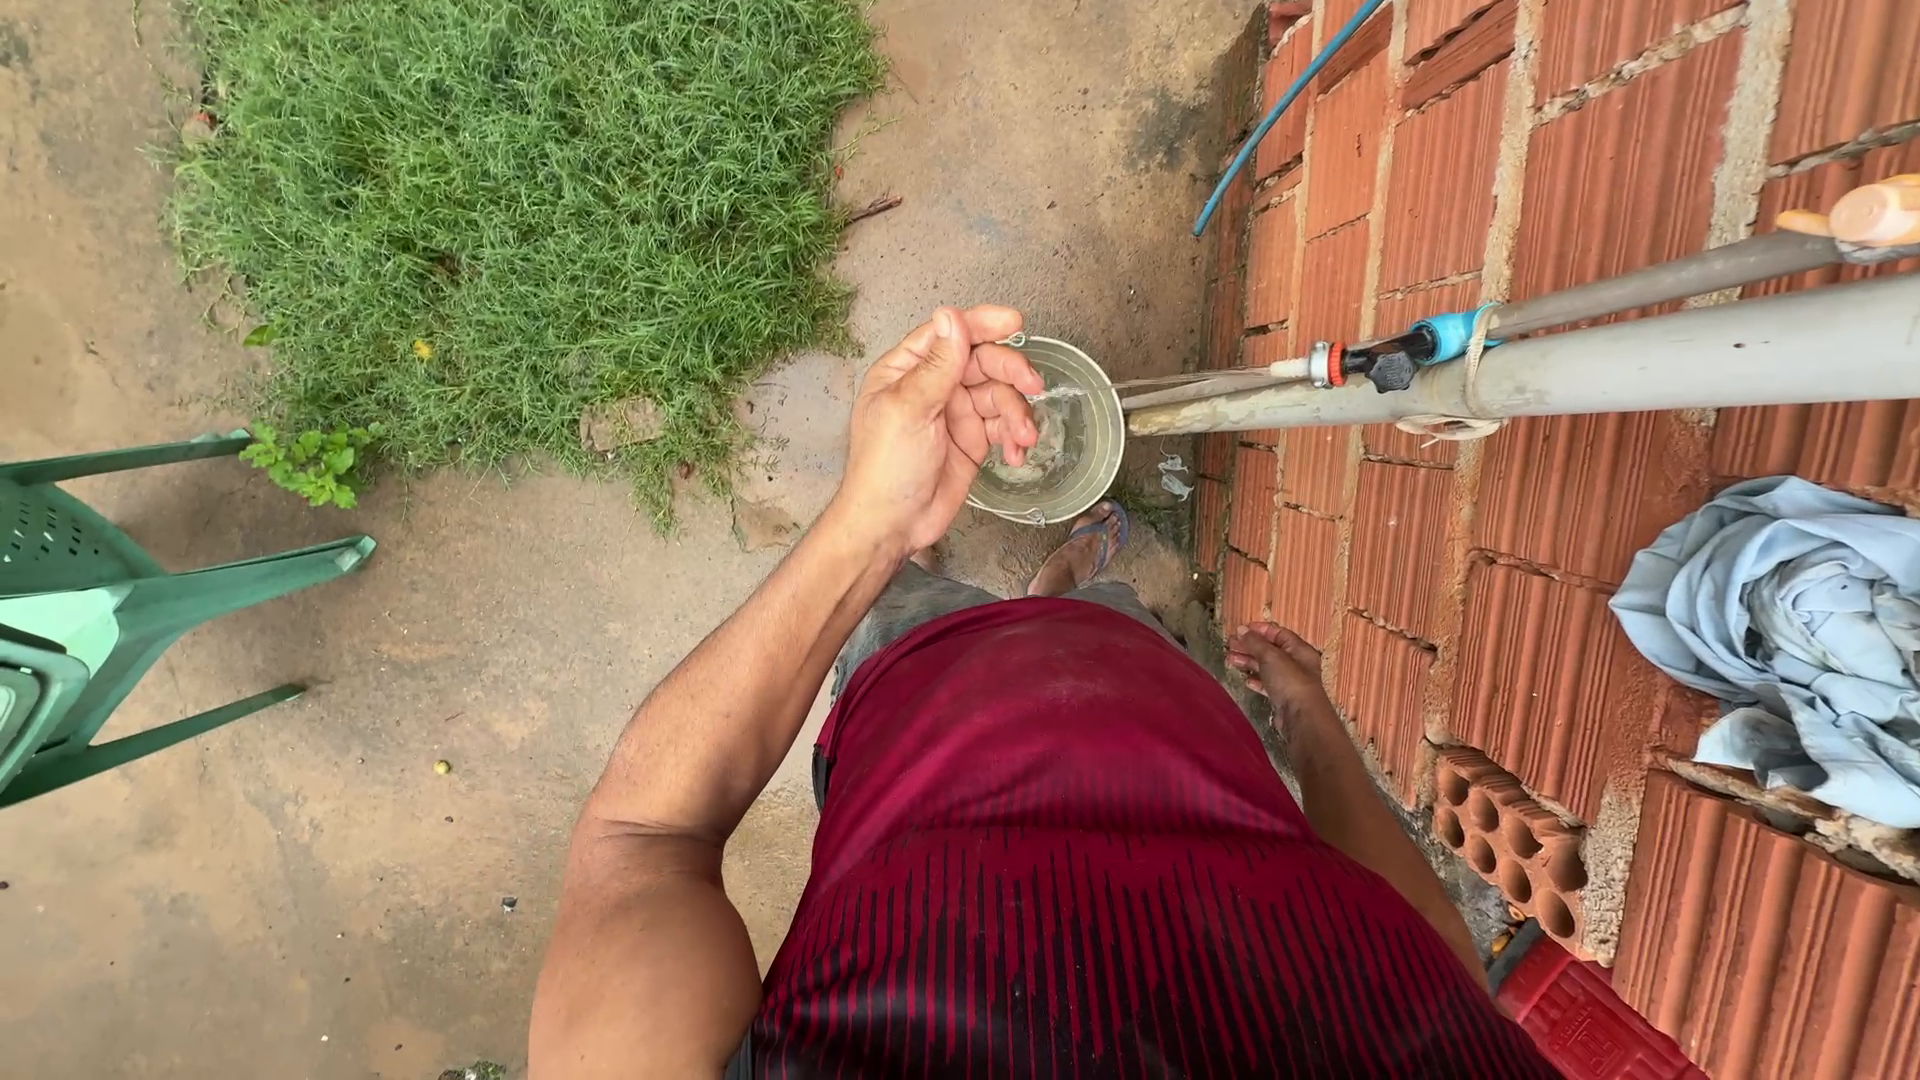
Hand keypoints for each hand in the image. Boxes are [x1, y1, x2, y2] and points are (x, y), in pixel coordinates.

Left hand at [830, 305, 1044, 557]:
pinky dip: (1015, 437)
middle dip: (1011, 372)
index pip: (950, 333)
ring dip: (1018, 413)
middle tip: (1033, 385)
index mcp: (907, 370)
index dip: (983, 324)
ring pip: (1000, 395)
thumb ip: (937, 365)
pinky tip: (1017, 453)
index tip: (1013, 323)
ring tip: (1024, 437)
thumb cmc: (884, 469)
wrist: (892, 524)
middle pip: (983, 361)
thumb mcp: (909, 409)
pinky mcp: (973, 440)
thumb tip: (952, 318)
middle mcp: (933, 386)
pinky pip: (1003, 426)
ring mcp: (955, 413)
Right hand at [1227, 622, 1338, 723]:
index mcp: (1299, 650)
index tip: (1241, 629)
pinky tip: (1246, 680)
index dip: (1260, 630)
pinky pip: (1266, 683)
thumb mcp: (1271, 656)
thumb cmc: (1289, 681)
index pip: (1279, 633)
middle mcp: (1296, 664)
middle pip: (1270, 650)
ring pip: (1266, 666)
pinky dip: (1255, 680)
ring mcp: (1289, 681)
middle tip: (1230, 644)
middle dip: (1250, 646)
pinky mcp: (1282, 697)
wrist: (1300, 717)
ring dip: (1248, 661)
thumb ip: (1255, 642)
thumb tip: (1241, 630)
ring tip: (1230, 659)